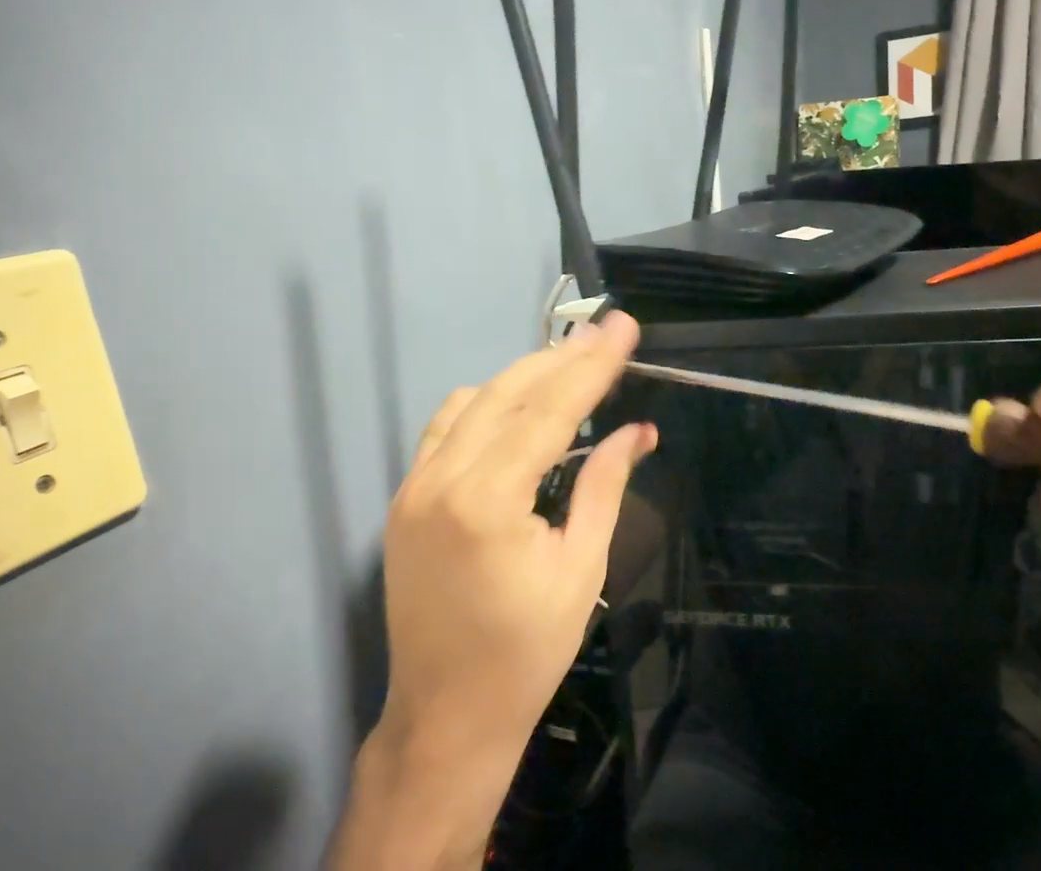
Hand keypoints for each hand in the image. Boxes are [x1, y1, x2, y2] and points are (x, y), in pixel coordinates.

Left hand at [332, 313, 655, 869]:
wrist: (448, 714)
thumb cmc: (525, 653)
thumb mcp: (580, 569)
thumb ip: (604, 486)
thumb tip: (637, 430)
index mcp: (487, 499)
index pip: (548, 409)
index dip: (591, 365)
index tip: (623, 327)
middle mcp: (440, 479)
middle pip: (506, 393)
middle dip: (559, 359)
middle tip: (604, 334)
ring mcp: (413, 487)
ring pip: (469, 404)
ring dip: (520, 380)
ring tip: (569, 370)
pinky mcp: (403, 501)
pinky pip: (442, 432)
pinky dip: (482, 408)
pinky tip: (513, 410)